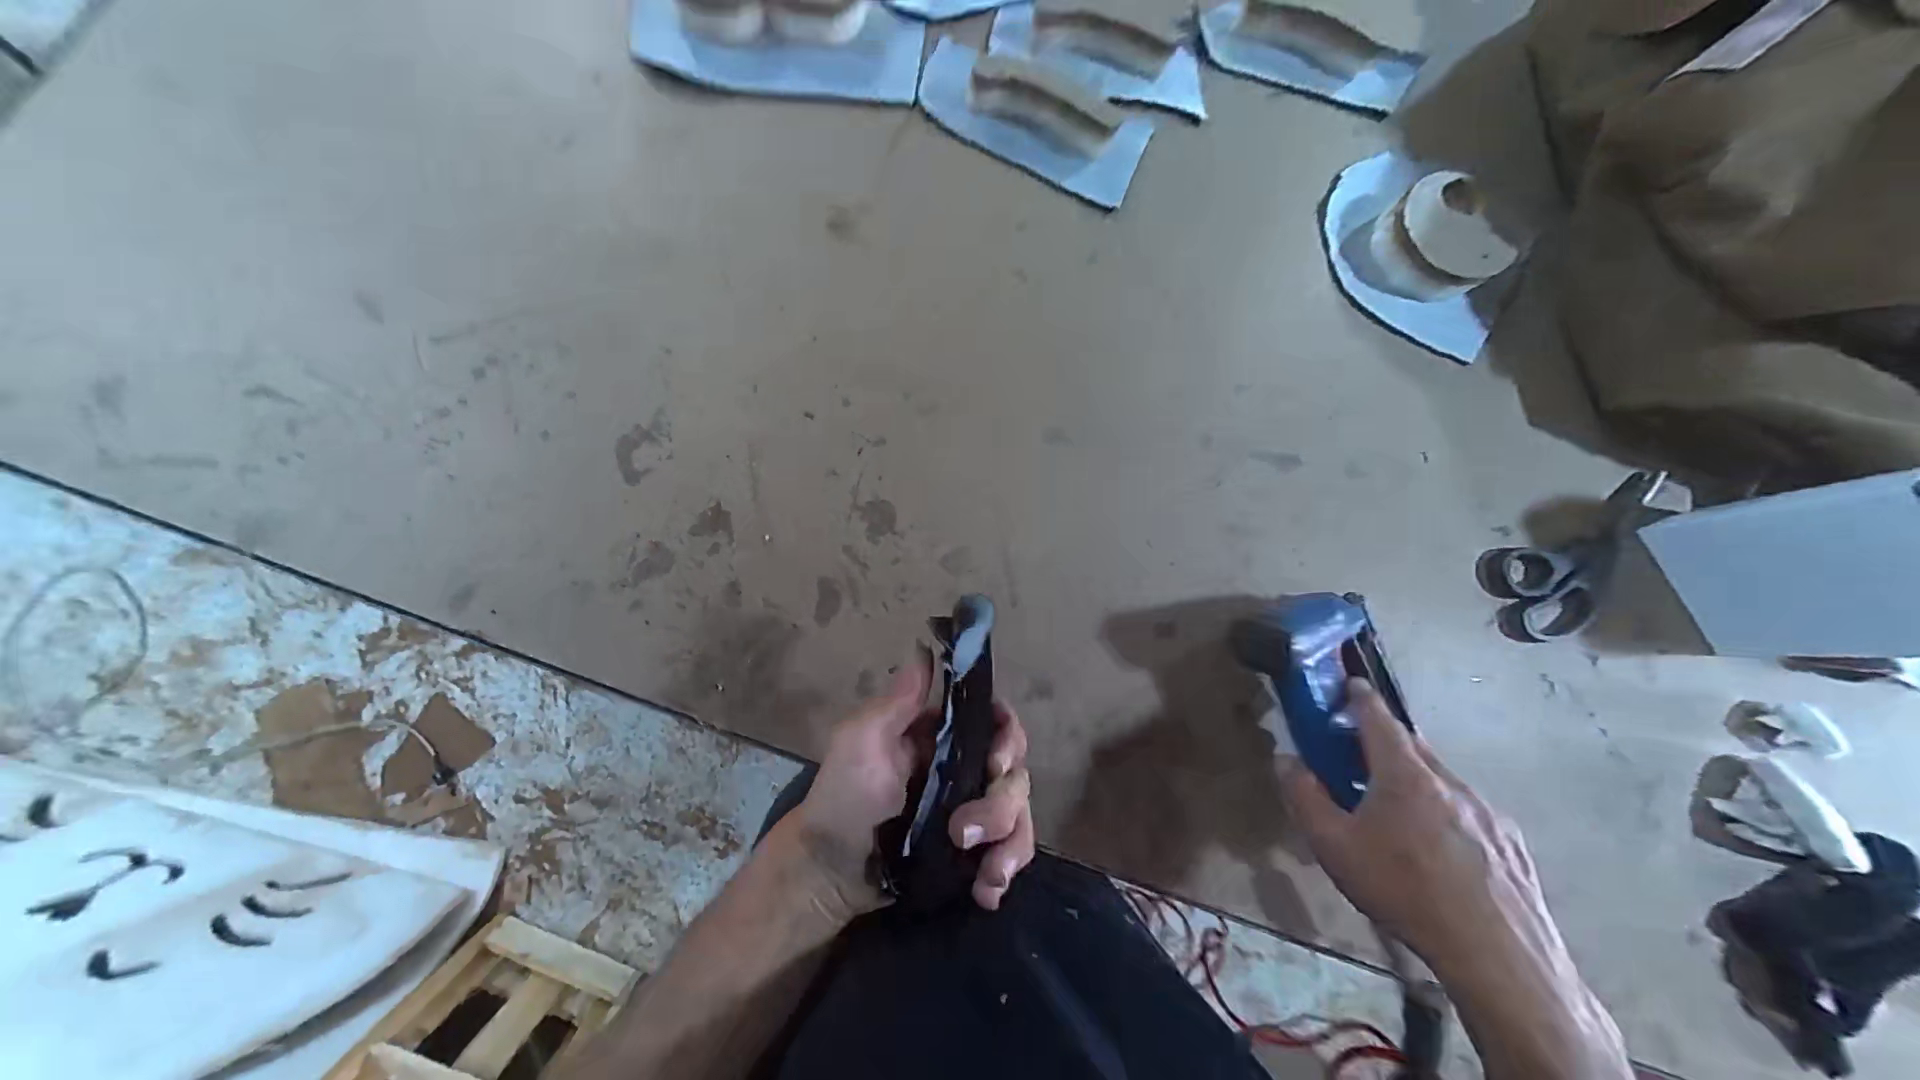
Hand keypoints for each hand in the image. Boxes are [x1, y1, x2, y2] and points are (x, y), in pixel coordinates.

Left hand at [788, 651, 1035, 919]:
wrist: (829, 871)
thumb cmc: (843, 797)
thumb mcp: (860, 740)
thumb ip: (898, 701)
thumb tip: (926, 647)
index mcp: (943, 737)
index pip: (996, 722)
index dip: (1008, 738)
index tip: (995, 763)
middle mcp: (965, 769)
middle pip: (1014, 773)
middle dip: (1002, 805)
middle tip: (966, 831)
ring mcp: (972, 812)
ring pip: (1020, 815)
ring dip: (1010, 843)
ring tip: (986, 872)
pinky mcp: (973, 853)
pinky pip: (1009, 854)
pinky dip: (1004, 872)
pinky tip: (986, 890)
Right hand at [1277, 679, 1568, 983]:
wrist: (1497, 954)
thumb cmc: (1403, 889)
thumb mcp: (1333, 846)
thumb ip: (1305, 797)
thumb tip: (1288, 762)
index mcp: (1404, 774)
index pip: (1379, 718)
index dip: (1360, 697)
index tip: (1350, 684)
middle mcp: (1448, 781)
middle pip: (1412, 746)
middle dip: (1384, 741)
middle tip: (1359, 757)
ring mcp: (1487, 811)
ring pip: (1441, 780)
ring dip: (1414, 781)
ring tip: (1396, 814)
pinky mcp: (1511, 842)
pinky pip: (1468, 812)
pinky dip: (1445, 813)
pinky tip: (1438, 852)